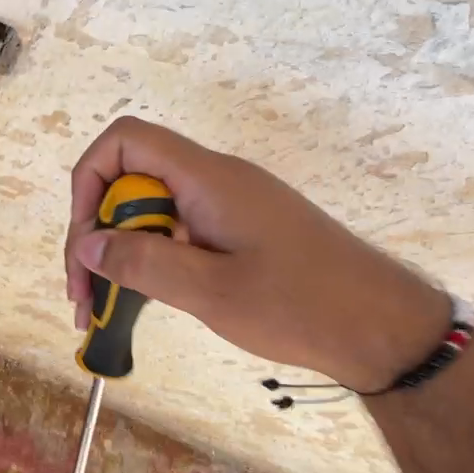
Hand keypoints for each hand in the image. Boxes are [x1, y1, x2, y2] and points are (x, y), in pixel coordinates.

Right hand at [65, 118, 448, 392]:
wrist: (388, 330)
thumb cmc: (302, 307)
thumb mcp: (210, 292)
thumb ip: (141, 263)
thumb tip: (87, 246)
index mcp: (207, 179)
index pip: (126, 142)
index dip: (89, 180)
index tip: (85, 239)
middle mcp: (213, 181)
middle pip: (127, 180)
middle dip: (93, 232)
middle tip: (85, 294)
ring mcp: (225, 205)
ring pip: (147, 210)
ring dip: (116, 252)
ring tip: (101, 307)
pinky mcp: (235, 230)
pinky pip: (173, 230)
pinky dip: (146, 260)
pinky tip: (139, 299)